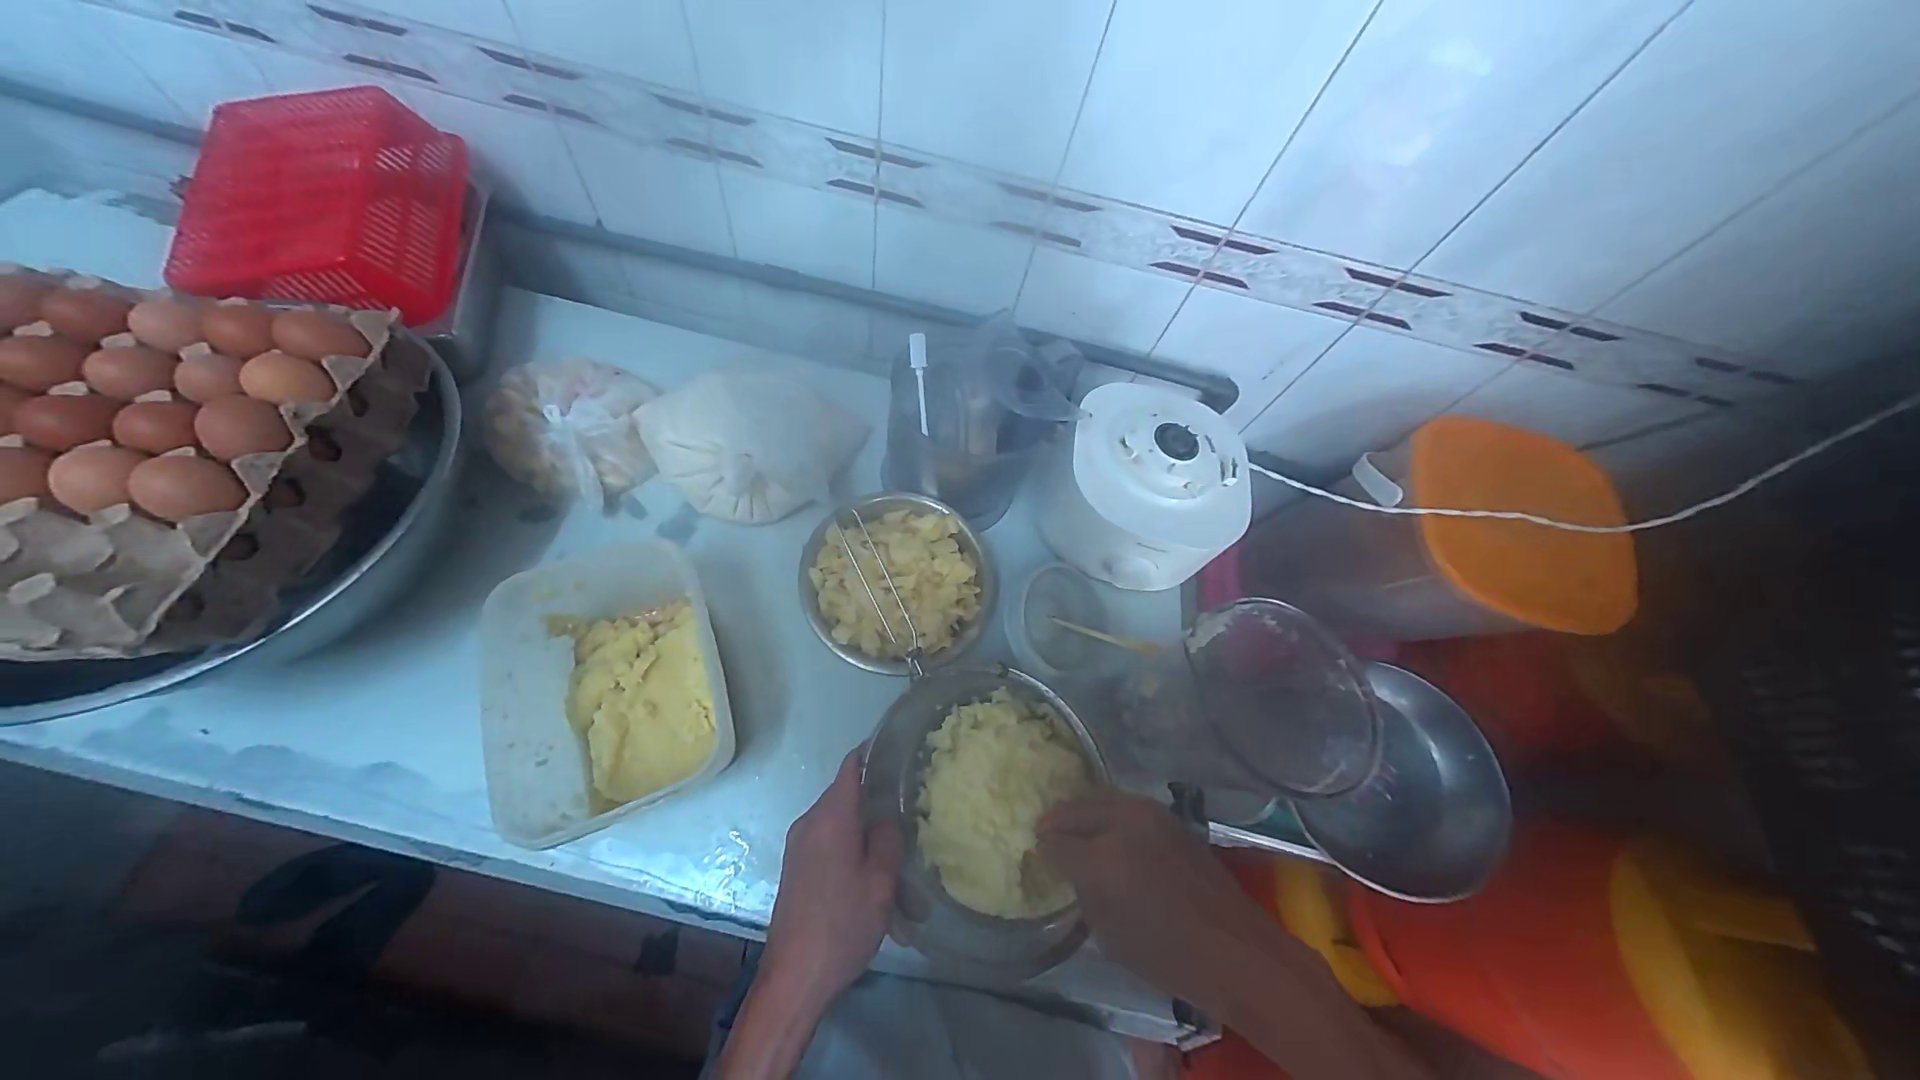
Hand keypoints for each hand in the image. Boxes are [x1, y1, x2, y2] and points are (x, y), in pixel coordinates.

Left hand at [761, 746, 902, 1009]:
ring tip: (894, 847)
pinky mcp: (796, 867)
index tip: (897, 746)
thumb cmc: (843, 923)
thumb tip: (886, 814)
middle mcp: (809, 822)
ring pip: (838, 821)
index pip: (851, 766)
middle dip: (875, 796)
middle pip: (846, 793)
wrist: (794, 977)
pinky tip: (870, 872)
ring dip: (863, 827)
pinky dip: (850, 845)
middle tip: (909, 804)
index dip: (872, 751)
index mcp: (831, 816)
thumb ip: (888, 837)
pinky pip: (827, 841)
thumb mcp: (881, 880)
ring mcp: (798, 845)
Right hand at [1037, 792, 1268, 1011]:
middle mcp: (1122, 824)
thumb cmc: (1167, 955)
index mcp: (1102, 858)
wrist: (1234, 948)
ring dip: (1083, 815)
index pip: (1056, 843)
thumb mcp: (1108, 934)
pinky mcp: (1168, 816)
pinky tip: (1107, 830)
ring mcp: (1149, 813)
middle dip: (1057, 824)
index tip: (1039, 856)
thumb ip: (1082, 892)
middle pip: (1074, 811)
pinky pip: (1125, 806)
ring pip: (1100, 801)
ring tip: (1076, 832)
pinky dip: (1108, 814)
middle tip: (1046, 836)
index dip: (1044, 851)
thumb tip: (1067, 868)